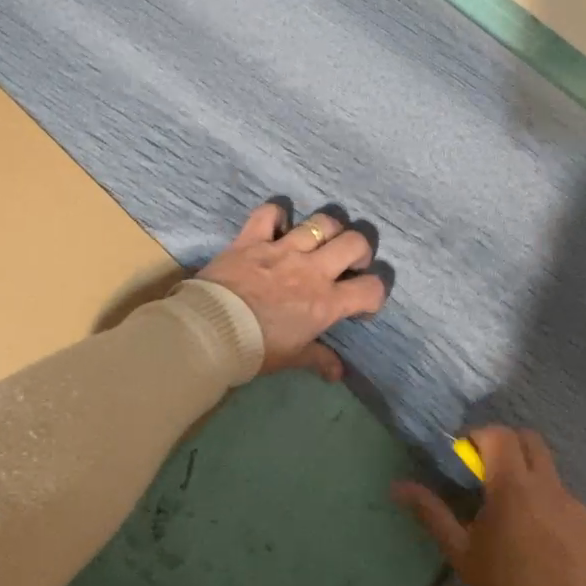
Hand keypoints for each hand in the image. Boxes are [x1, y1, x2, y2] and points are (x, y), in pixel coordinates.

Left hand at [195, 201, 388, 379]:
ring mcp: (282, 249)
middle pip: (355, 242)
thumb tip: (337, 373)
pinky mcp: (252, 238)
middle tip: (348, 263)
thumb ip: (318, 359)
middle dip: (360, 250)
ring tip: (320, 241)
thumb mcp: (290, 358)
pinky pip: (270, 212)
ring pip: (322, 221)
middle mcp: (311, 269)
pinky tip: (277, 225)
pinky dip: (277, 214)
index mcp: (326, 302)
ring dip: (329, 228)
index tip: (361, 304)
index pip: (370, 289)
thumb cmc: (254, 349)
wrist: (211, 330)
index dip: (374, 294)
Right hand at [394, 427, 585, 585]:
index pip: (499, 435)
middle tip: (487, 472)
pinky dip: (548, 505)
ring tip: (514, 515)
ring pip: (549, 471)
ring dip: (527, 476)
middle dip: (506, 445)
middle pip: (530, 440)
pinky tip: (540, 540)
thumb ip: (430, 512)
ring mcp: (576, 504)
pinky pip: (566, 500)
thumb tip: (397, 486)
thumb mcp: (460, 551)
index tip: (465, 457)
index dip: (478, 436)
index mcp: (513, 488)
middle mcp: (549, 487)